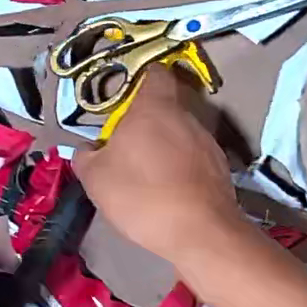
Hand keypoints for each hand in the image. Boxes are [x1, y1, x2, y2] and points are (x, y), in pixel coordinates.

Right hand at [71, 64, 246, 267]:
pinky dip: (181, 170)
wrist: (200, 233)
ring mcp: (208, 143)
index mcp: (154, 108)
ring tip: (147, 177)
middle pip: (165, 108)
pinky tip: (168, 195)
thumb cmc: (141, 194)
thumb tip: (87, 149)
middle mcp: (186, 117)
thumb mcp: (95, 178)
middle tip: (126, 149)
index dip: (139, 81)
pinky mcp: (221, 169)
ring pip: (180, 136)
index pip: (154, 73)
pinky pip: (194, 160)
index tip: (124, 99)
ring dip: (165, 149)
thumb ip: (85, 156)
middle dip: (146, 124)